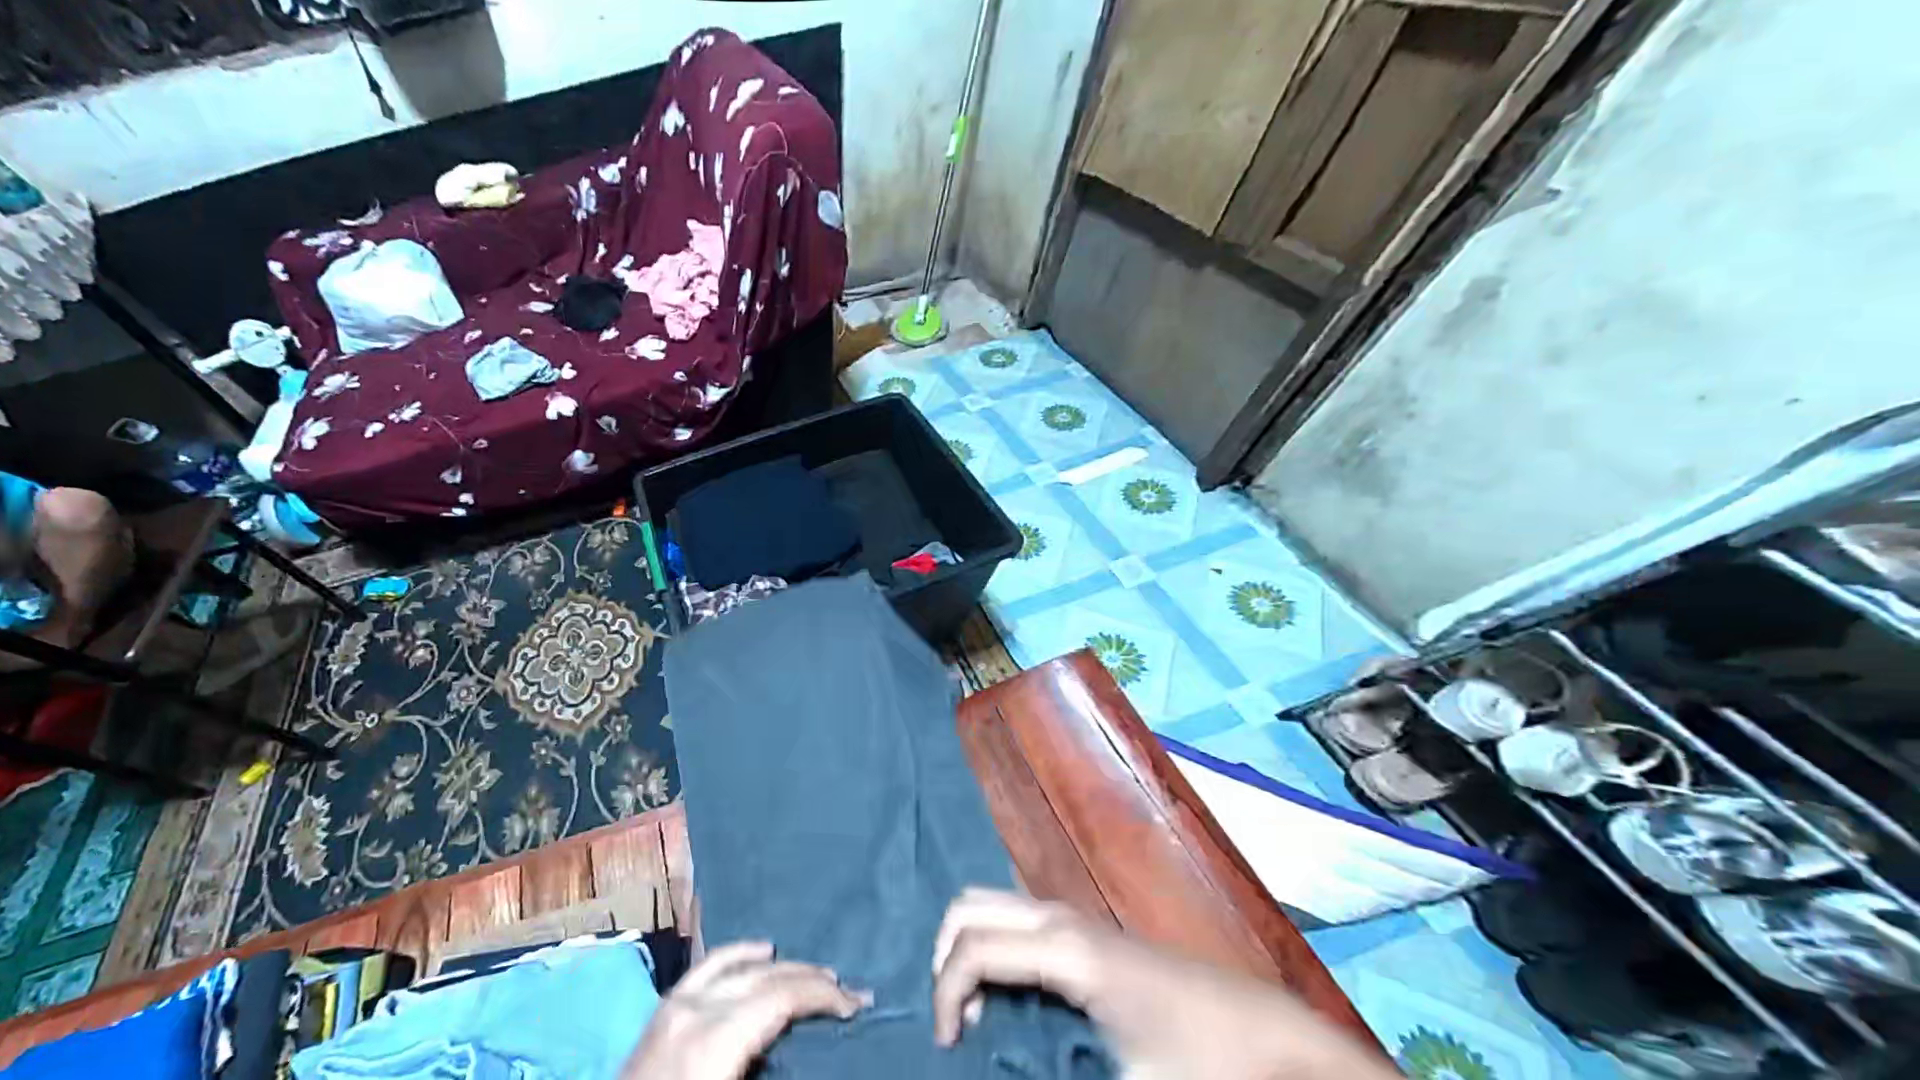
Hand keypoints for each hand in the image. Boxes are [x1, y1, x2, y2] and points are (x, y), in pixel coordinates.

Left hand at [620, 941, 869, 1079]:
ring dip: (783, 967)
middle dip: (811, 981)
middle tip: (848, 991)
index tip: (857, 1004)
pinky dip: (739, 954)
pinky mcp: (662, 1012)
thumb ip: (772, 1068)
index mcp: (713, 1041)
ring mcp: (674, 1006)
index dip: (824, 997)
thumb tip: (810, 1044)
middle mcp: (694, 1010)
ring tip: (816, 975)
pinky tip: (762, 951)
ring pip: (740, 966)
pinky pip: (707, 966)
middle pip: (766, 977)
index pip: (782, 997)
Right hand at [932, 889, 1395, 1079]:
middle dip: (944, 960)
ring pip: (989, 905)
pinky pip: (1013, 921)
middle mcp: (1059, 918)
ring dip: (966, 948)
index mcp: (1065, 952)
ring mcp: (1071, 918)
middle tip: (955, 1024)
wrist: (1262, 1032)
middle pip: (969, 908)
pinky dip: (990, 946)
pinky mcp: (1083, 931)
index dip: (944, 996)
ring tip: (973, 1012)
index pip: (972, 949)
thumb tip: (1002, 1070)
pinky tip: (1005, 996)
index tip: (948, 1047)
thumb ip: (1051, 1075)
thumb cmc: (1196, 1061)